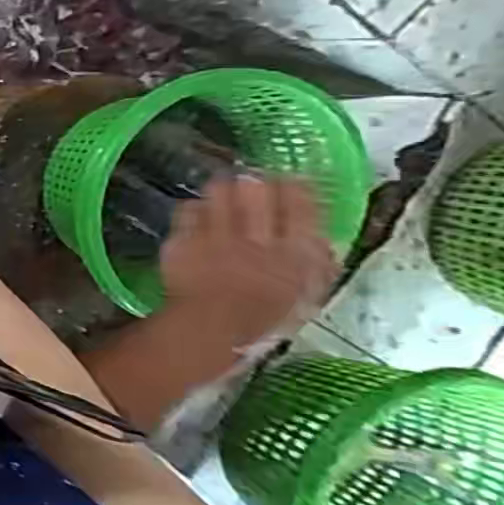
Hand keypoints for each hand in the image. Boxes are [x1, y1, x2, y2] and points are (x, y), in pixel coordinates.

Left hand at [159, 177, 337, 346]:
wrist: (207, 326)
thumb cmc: (261, 317)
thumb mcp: (304, 295)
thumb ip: (316, 265)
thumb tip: (320, 238)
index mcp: (293, 256)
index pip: (301, 208)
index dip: (296, 188)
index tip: (291, 179)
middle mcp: (256, 240)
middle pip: (257, 191)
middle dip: (255, 181)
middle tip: (252, 180)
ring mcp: (215, 236)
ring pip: (219, 193)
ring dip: (222, 188)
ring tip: (223, 189)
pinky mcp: (183, 237)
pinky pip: (189, 208)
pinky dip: (195, 206)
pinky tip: (198, 211)